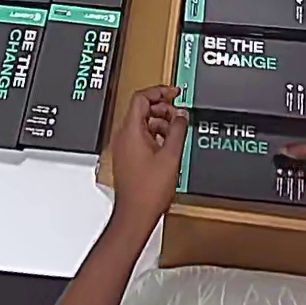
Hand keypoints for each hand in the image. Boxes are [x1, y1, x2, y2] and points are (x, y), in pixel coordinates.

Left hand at [109, 85, 188, 229]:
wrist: (136, 213)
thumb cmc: (148, 190)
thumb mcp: (171, 154)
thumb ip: (178, 129)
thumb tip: (182, 115)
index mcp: (131, 131)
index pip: (141, 98)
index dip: (159, 91)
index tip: (174, 92)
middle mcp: (124, 137)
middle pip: (142, 109)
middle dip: (163, 108)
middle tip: (179, 114)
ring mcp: (124, 147)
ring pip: (143, 123)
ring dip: (161, 122)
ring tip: (177, 130)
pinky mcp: (129, 157)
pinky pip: (142, 136)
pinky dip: (156, 134)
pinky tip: (169, 144)